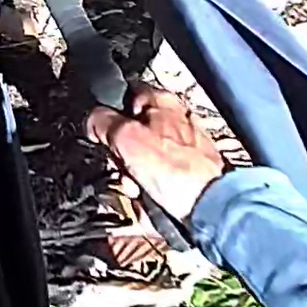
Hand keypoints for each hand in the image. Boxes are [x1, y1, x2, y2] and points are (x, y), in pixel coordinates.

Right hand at [86, 83, 226, 219]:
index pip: (123, 96)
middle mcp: (177, 119)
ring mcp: (187, 147)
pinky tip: (155, 198)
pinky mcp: (193, 173)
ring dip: (134, 176)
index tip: (106, 134)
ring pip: (143, 158)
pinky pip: (159, 178)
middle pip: (130, 132)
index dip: (110, 117)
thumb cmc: (177, 171)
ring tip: (141, 188)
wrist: (214, 210)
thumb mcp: (125, 137)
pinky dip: (153, 189)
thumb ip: (102, 121)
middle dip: (122, 155)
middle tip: (125, 167)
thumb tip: (91, 120)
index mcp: (162, 100)